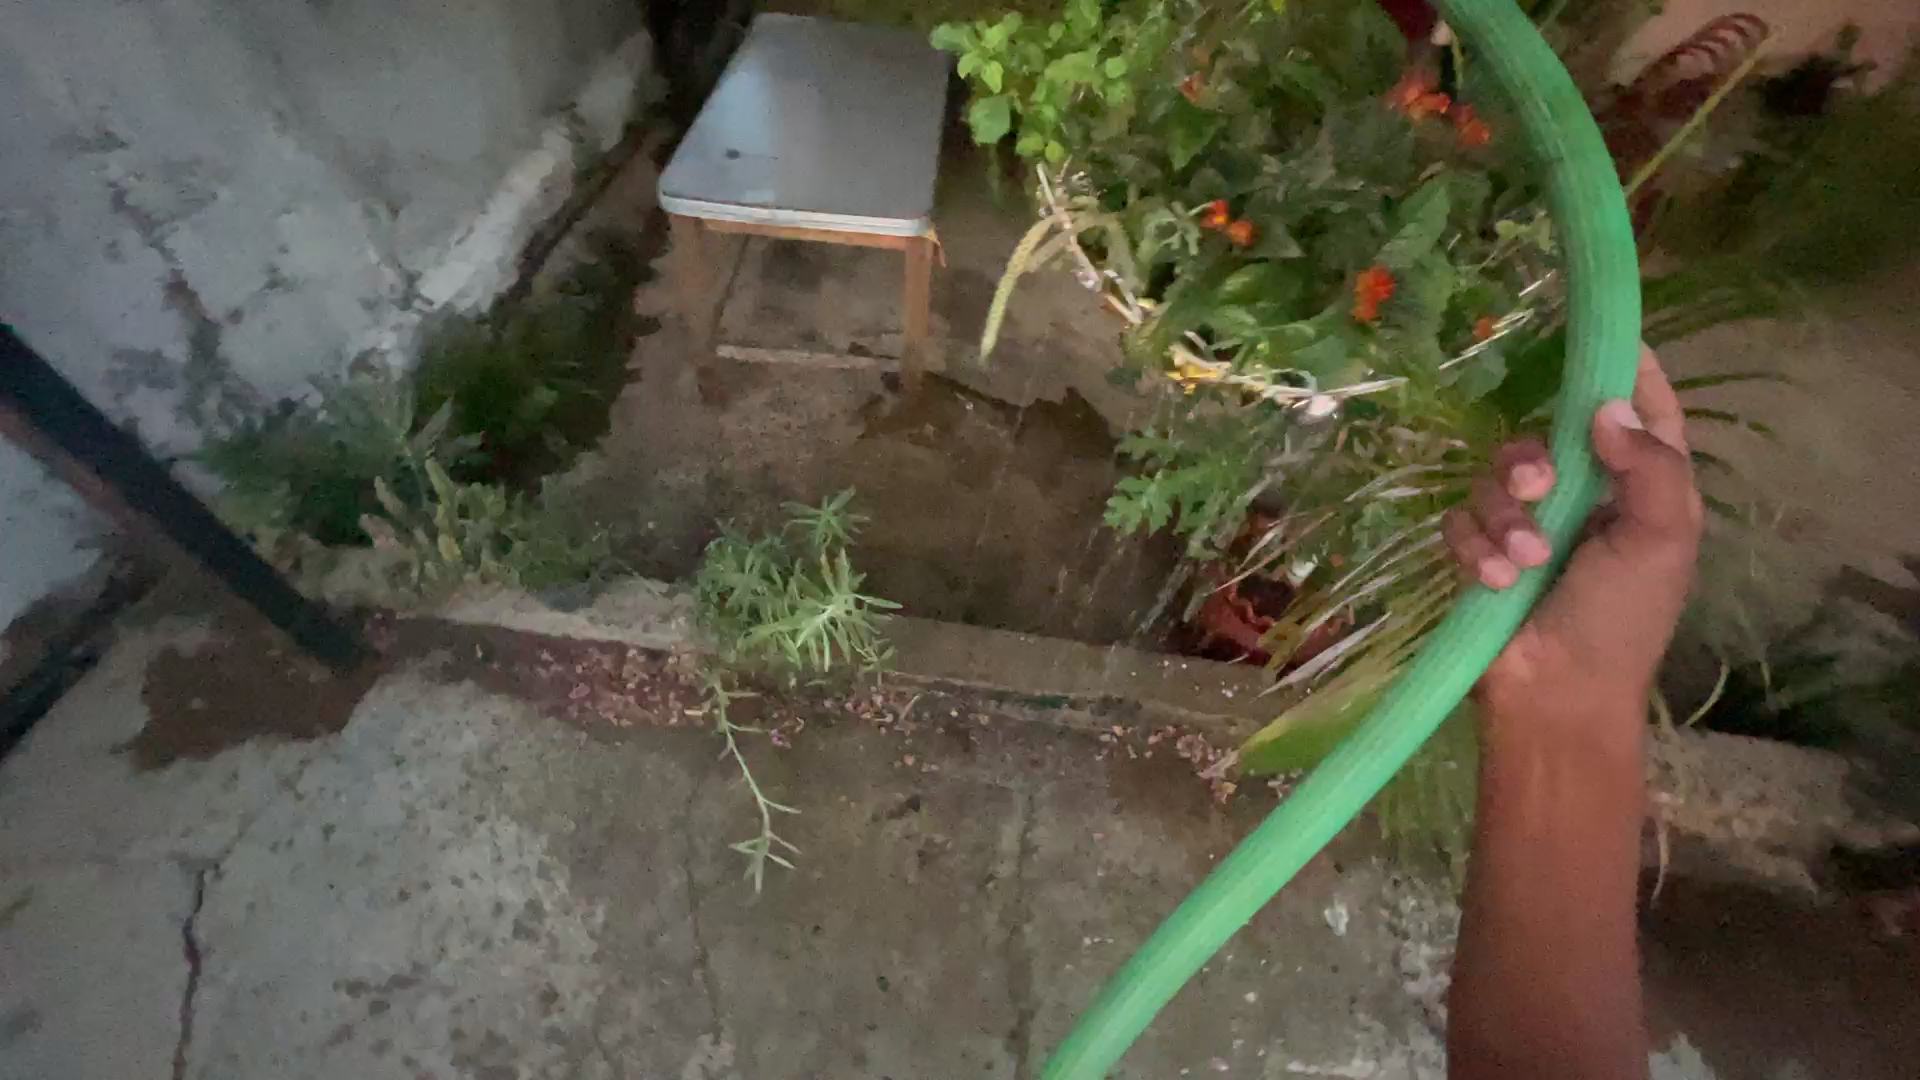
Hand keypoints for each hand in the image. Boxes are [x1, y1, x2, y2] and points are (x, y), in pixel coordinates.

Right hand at [1442, 346, 1703, 739]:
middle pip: (1543, 440)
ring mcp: (1522, 524)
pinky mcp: (1475, 549)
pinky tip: (1491, 580)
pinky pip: (1458, 522)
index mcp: (1639, 490)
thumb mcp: (1658, 541)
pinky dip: (1473, 549)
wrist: (1553, 688)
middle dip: (1530, 463)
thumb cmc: (1620, 618)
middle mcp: (1579, 498)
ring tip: (1518, 567)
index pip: (1640, 415)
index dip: (1625, 375)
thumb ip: (1648, 469)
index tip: (1604, 338)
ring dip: (1503, 522)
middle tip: (1535, 489)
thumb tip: (1606, 408)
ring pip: (1490, 482)